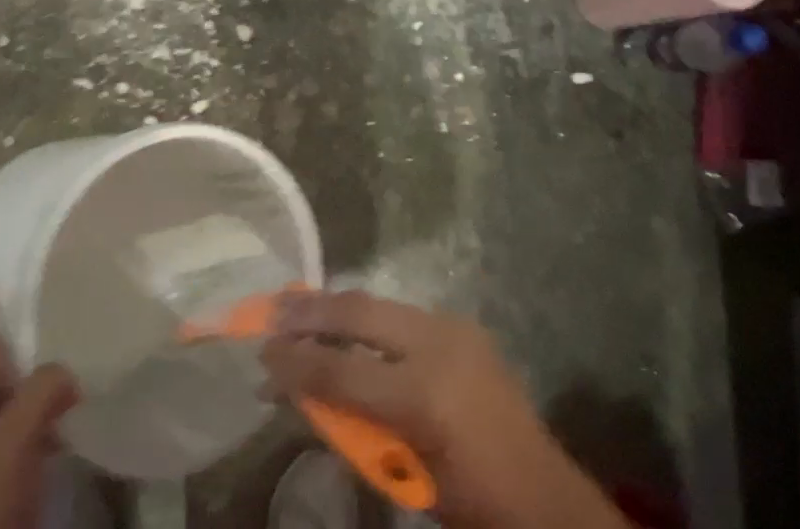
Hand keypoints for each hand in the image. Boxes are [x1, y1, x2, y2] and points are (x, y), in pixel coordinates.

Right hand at [261, 290, 631, 528]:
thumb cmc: (463, 494)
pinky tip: (345, 322)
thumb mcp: (397, 469)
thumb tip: (294, 392)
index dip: (294, 361)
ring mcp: (457, 330)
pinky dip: (368, 317)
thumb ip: (347, 424)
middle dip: (309, 312)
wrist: (539, 495)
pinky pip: (403, 314)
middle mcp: (440, 347)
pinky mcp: (466, 328)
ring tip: (297, 306)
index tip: (260, 352)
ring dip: (336, 308)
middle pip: (359, 315)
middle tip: (270, 310)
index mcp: (422, 396)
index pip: (339, 370)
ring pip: (380, 305)